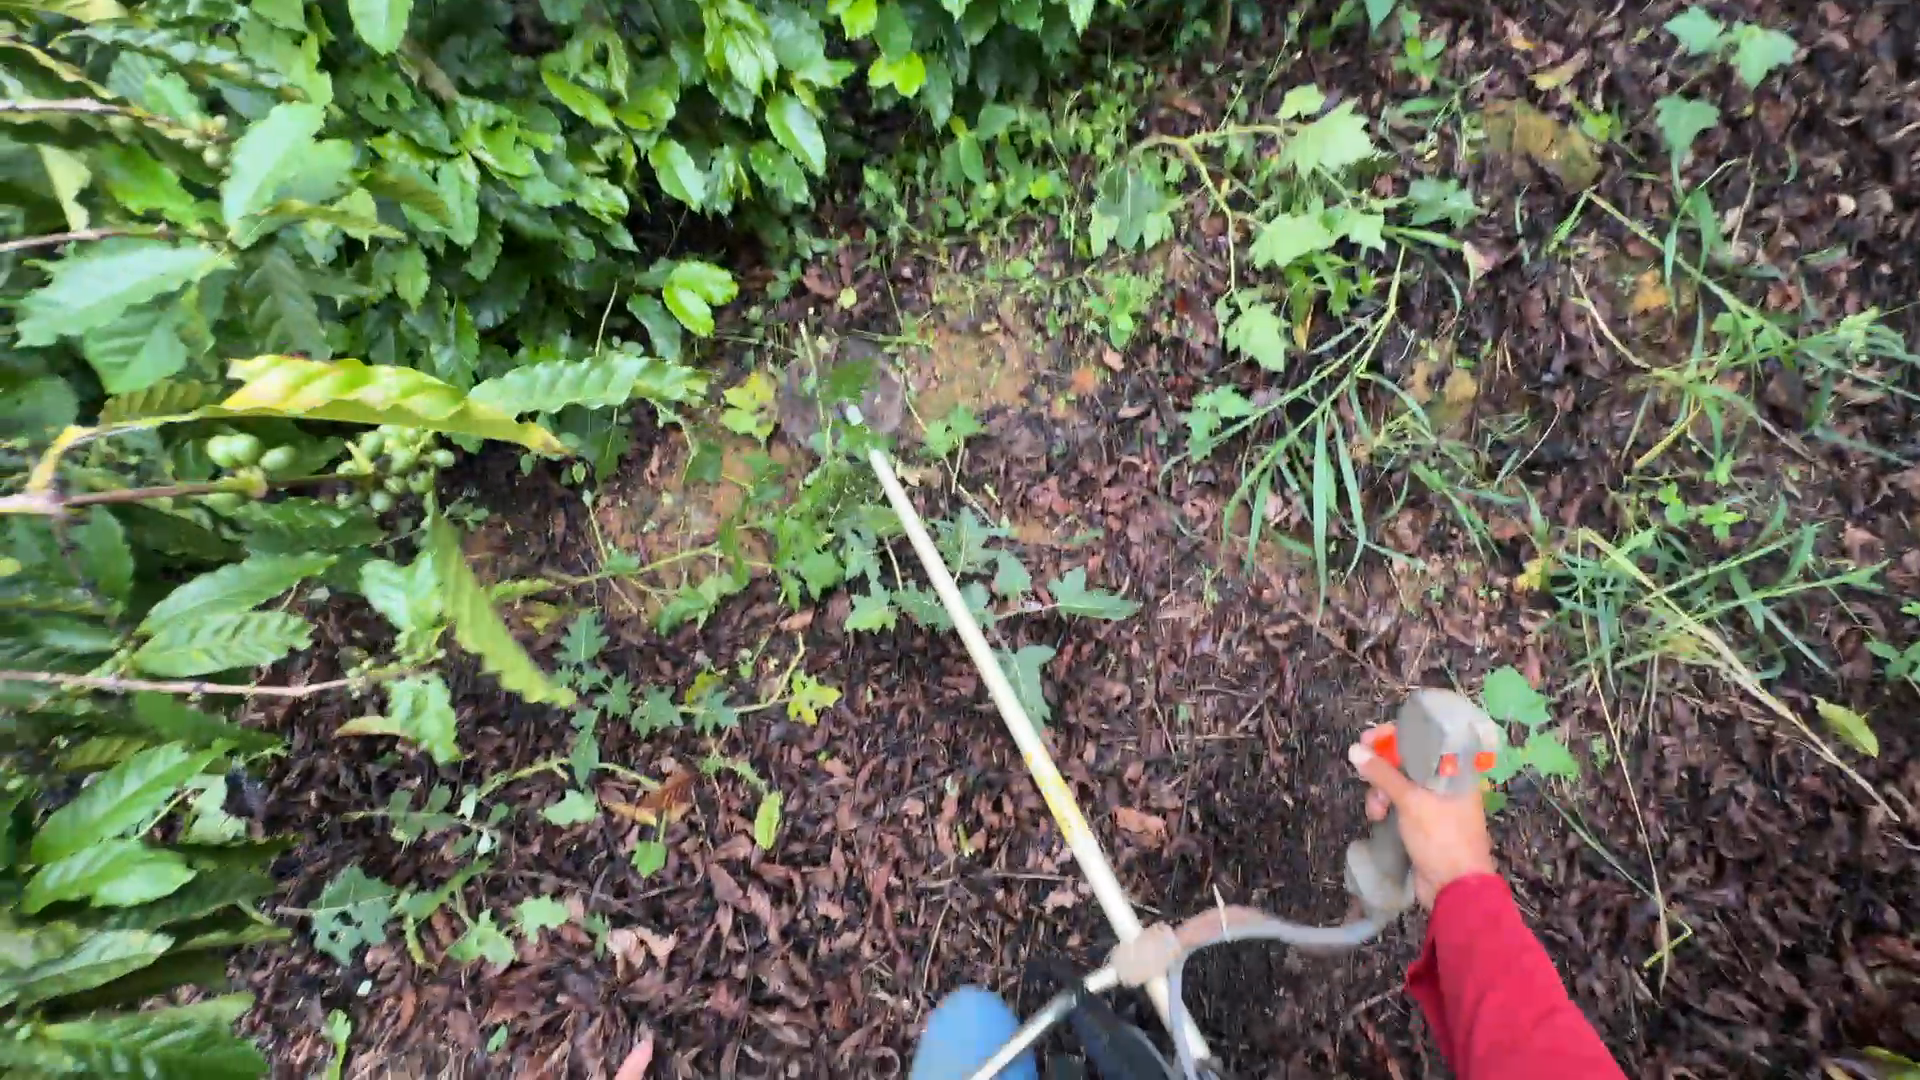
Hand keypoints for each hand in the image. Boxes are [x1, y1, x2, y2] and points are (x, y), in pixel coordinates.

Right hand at [1349, 727, 1497, 907]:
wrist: (1455, 890)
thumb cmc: (1442, 838)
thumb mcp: (1411, 801)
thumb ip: (1383, 773)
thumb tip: (1355, 749)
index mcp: (1454, 774)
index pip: (1423, 740)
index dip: (1393, 737)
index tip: (1367, 740)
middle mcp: (1444, 784)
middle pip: (1404, 762)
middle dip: (1382, 770)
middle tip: (1364, 774)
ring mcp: (1433, 804)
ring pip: (1396, 784)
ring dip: (1380, 793)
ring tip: (1376, 810)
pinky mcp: (1421, 822)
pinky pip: (1396, 803)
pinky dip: (1384, 807)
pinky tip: (1378, 819)